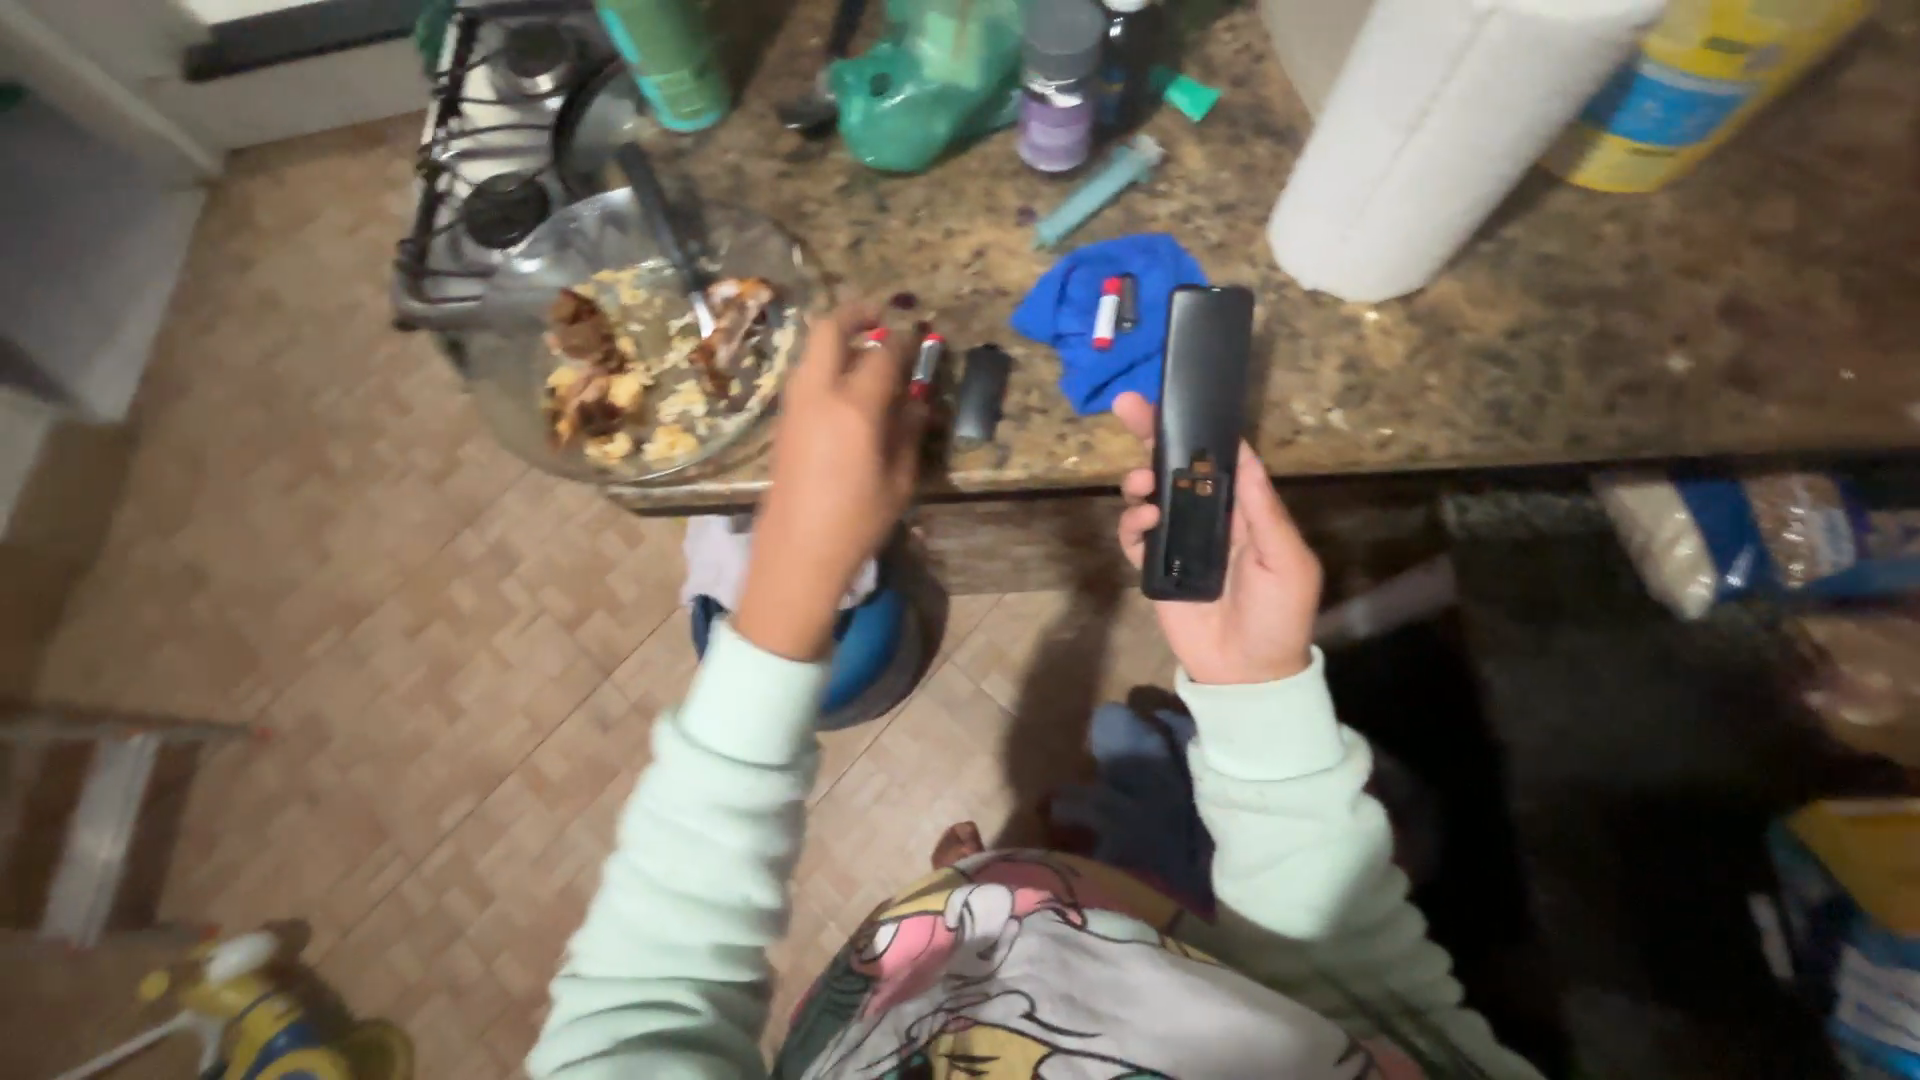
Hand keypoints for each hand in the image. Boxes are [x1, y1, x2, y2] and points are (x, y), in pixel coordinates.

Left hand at [735, 304, 926, 659]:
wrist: (797, 553)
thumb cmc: (856, 522)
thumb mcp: (898, 480)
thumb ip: (909, 433)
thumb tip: (916, 404)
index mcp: (854, 407)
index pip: (883, 353)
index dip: (905, 340)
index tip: (920, 336)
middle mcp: (818, 394)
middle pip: (830, 330)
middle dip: (857, 314)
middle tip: (881, 315)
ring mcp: (794, 407)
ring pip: (812, 351)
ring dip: (838, 341)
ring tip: (867, 353)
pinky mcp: (782, 424)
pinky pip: (805, 377)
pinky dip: (825, 366)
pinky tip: (847, 389)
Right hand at [1112, 391, 1321, 684]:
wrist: (1246, 673)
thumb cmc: (1278, 615)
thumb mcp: (1287, 561)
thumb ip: (1263, 510)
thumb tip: (1243, 455)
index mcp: (1243, 513)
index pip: (1216, 461)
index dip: (1196, 432)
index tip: (1175, 403)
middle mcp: (1206, 521)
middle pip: (1175, 470)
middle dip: (1152, 437)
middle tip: (1129, 408)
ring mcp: (1177, 544)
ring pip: (1149, 497)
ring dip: (1140, 481)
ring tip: (1141, 484)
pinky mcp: (1153, 569)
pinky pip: (1134, 536)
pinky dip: (1130, 523)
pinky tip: (1141, 523)